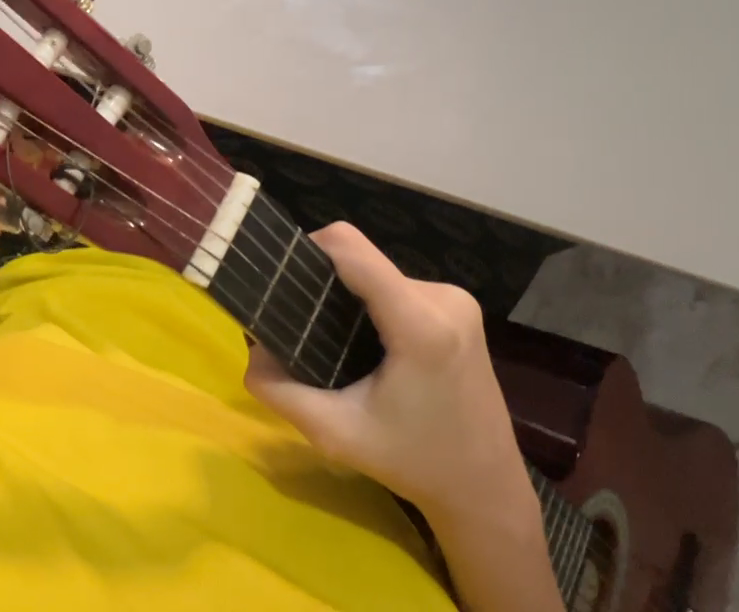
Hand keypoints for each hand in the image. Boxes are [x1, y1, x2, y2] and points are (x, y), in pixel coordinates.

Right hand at [243, 222, 531, 523]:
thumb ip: (280, 389)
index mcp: (420, 323)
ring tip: (329, 340)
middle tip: (299, 327)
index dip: (305, 249)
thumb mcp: (334, 433)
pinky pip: (393, 285)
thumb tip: (251, 348)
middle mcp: (443, 298)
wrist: (486, 490)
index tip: (277, 279)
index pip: (350, 248)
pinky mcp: (458, 308)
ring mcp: (455, 300)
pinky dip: (367, 303)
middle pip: (358, 260)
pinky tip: (362, 344)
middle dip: (321, 285)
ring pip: (374, 272)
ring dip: (344, 296)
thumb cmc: (413, 461)